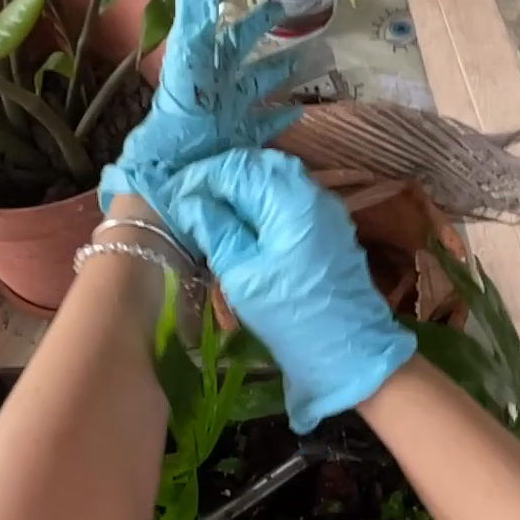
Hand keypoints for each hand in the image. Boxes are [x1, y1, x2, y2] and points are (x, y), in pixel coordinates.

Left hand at [98, 0, 299, 219]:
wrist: (170, 174)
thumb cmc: (178, 114)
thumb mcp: (189, 50)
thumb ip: (198, 0)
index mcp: (207, 67)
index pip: (234, 35)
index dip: (256, 20)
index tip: (278, 1)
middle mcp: (221, 92)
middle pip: (254, 64)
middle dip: (278, 47)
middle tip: (309, 30)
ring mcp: (231, 121)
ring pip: (264, 93)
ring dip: (287, 78)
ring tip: (316, 64)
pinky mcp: (239, 148)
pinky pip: (264, 130)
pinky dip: (282, 120)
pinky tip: (299, 111)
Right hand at [163, 149, 413, 433]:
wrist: (347, 353)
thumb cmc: (291, 316)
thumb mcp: (242, 274)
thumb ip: (214, 229)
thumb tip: (187, 200)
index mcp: (290, 198)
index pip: (236, 166)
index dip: (199, 177)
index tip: (171, 196)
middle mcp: (311, 192)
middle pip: (256, 166)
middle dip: (218, 179)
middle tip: (186, 203)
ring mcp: (322, 210)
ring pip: (272, 182)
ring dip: (237, 192)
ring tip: (207, 214)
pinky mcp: (325, 229)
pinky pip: (285, 201)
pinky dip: (257, 205)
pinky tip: (237, 226)